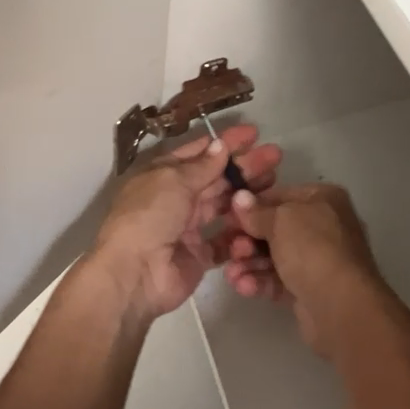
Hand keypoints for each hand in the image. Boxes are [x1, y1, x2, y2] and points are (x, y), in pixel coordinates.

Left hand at [88, 124, 279, 318]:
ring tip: (275, 184)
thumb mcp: (173, 180)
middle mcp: (176, 198)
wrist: (134, 275)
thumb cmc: (149, 216)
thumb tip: (220, 145)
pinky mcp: (199, 256)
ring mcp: (188, 228)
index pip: (199, 153)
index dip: (226, 142)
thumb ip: (202, 166)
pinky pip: (224, 240)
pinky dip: (241, 232)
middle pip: (216, 178)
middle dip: (244, 166)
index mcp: (164, 175)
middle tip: (275, 156)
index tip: (254, 133)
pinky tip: (260, 219)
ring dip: (247, 195)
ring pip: (223, 205)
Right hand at [220, 182, 388, 356]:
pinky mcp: (309, 289)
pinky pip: (279, 280)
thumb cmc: (313, 249)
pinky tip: (243, 287)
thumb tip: (239, 198)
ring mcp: (317, 260)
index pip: (280, 196)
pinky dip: (260, 281)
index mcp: (322, 199)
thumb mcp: (281, 221)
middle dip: (248, 240)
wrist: (341, 306)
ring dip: (250, 263)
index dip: (251, 207)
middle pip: (275, 228)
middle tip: (231, 250)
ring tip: (232, 275)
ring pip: (275, 256)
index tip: (226, 218)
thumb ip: (257, 212)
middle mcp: (323, 225)